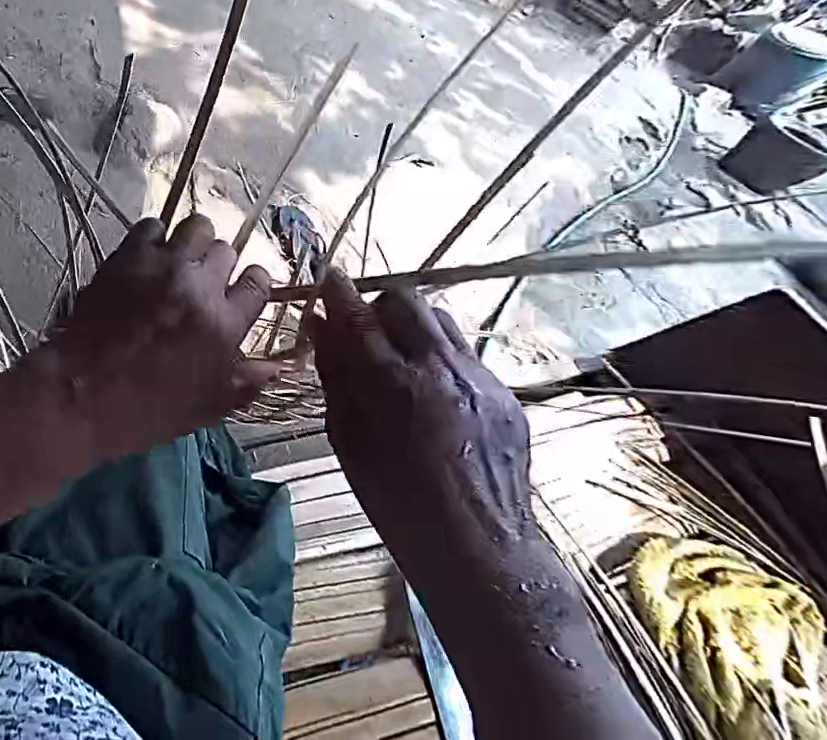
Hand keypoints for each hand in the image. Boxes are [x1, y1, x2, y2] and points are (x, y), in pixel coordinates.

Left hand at [25, 215, 275, 465]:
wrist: (81, 395)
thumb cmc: (146, 410)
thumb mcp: (206, 407)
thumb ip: (245, 383)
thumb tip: (275, 367)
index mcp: (225, 325)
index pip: (257, 284)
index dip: (252, 283)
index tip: (240, 288)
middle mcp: (201, 287)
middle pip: (226, 251)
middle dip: (219, 264)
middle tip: (203, 279)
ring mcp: (164, 267)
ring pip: (196, 227)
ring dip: (193, 241)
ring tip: (180, 258)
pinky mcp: (129, 256)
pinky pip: (152, 226)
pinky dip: (154, 238)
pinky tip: (148, 256)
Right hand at [311, 269, 533, 555]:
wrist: (478, 548)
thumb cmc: (397, 501)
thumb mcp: (348, 439)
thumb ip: (335, 376)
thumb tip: (320, 328)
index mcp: (392, 383)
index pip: (358, 314)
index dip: (339, 290)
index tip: (329, 278)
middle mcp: (439, 368)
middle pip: (406, 300)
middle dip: (379, 305)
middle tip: (367, 331)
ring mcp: (479, 378)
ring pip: (441, 319)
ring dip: (413, 326)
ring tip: (403, 358)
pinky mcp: (505, 393)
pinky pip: (465, 354)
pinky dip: (440, 358)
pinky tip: (435, 395)